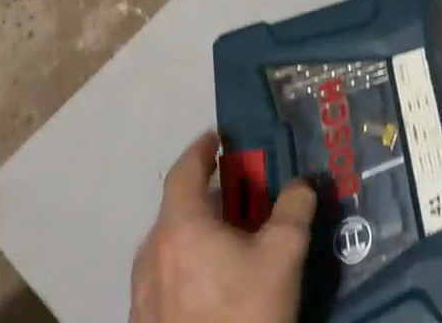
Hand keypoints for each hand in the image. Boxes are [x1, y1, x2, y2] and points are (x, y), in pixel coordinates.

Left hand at [131, 131, 316, 322]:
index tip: (220, 136)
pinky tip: (219, 276)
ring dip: (202, 228)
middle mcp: (151, 253)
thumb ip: (294, 207)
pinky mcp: (143, 321)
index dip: (202, 150)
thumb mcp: (285, 252)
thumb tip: (300, 184)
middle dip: (213, 193)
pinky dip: (192, 258)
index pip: (184, 171)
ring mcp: (141, 291)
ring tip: (237, 235)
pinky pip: (167, 272)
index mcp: (180, 227)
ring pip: (172, 242)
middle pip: (179, 208)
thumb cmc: (246, 311)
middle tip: (247, 192)